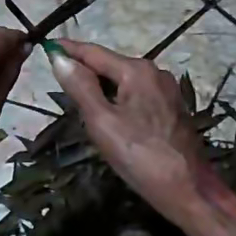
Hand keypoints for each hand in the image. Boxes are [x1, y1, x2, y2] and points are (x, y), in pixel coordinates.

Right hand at [46, 39, 221, 215]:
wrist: (189, 190)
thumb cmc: (140, 157)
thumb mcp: (102, 122)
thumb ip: (80, 87)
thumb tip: (59, 58)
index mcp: (137, 71)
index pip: (94, 52)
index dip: (68, 49)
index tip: (46, 44)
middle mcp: (155, 73)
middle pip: (110, 65)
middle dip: (84, 69)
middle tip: (56, 77)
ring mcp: (166, 91)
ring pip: (123, 81)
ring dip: (100, 86)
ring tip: (76, 97)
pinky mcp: (171, 108)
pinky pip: (136, 95)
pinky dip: (117, 98)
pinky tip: (107, 114)